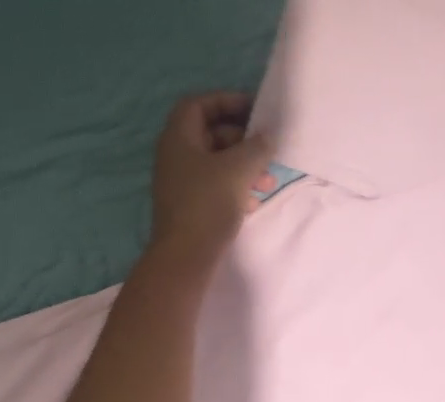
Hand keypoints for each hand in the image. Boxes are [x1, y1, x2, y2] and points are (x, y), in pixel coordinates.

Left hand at [148, 92, 274, 268]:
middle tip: (267, 150)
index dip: (227, 101)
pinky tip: (254, 201)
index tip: (254, 110)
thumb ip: (257, 147)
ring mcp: (182, 184)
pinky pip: (215, 187)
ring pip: (217, 164)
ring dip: (244, 167)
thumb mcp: (238, 169)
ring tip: (269, 181)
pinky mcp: (190, 207)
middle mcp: (176, 156)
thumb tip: (267, 137)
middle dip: (242, 140)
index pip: (200, 104)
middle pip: (211, 134)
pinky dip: (235, 188)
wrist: (185, 258)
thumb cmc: (208, 204)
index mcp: (179, 137)